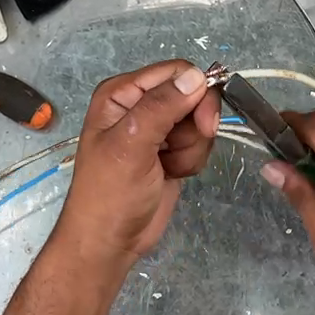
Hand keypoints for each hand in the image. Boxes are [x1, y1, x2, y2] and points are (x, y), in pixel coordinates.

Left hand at [51, 60, 219, 271]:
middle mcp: (139, 105)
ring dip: (192, 148)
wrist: (110, 242)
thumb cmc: (111, 193)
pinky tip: (173, 174)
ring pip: (199, 121)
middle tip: (182, 150)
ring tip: (168, 167)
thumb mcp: (131, 145)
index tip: (205, 122)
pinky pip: (199, 142)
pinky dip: (192, 160)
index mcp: (121, 93)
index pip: (173, 72)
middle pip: (192, 94)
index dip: (195, 91)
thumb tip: (197, 75)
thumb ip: (162, 107)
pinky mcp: (171, 150)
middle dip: (195, 125)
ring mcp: (157, 129)